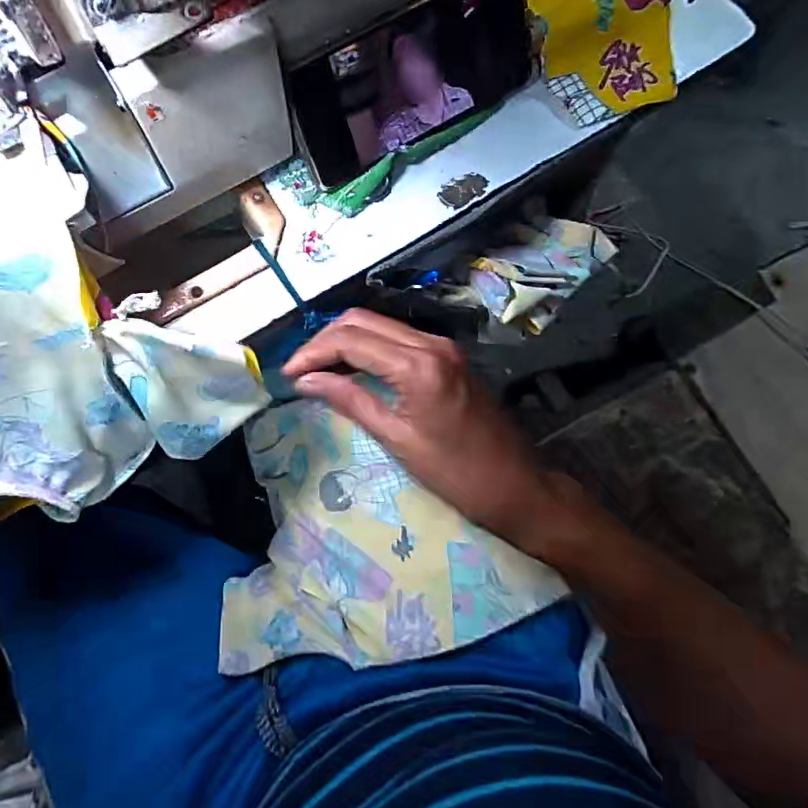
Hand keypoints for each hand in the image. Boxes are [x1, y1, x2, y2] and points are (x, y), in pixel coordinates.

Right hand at [282, 309, 594, 553]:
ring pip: (378, 324)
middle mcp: (430, 343)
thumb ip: (349, 400)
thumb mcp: (397, 439)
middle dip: (324, 340)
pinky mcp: (447, 355)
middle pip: (361, 321)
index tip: (288, 374)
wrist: (519, 486)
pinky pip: (396, 337)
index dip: (313, 353)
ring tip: (317, 369)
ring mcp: (441, 346)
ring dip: (344, 340)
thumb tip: (305, 381)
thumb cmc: (457, 474)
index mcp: (418, 365)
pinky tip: (350, 368)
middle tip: (299, 370)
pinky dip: (367, 346)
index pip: (351, 340)